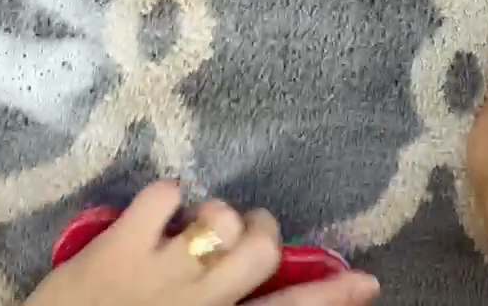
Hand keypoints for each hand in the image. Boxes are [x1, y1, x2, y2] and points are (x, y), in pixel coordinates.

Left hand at [24, 181, 381, 305]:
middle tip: (241, 234)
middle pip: (264, 249)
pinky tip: (150, 218)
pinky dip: (164, 198)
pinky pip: (165, 193)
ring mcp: (160, 274)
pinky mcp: (119, 246)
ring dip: (214, 214)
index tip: (368, 281)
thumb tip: (253, 287)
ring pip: (221, 217)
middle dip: (260, 231)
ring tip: (192, 227)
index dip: (334, 297)